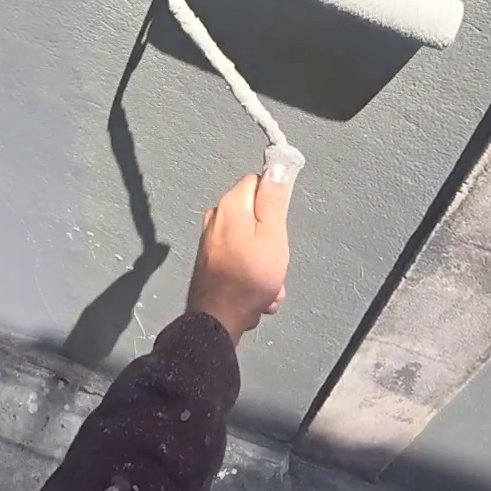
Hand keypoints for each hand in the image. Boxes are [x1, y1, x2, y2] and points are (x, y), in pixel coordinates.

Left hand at [187, 164, 293, 343]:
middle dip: (270, 239)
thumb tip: (276, 169)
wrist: (217, 321)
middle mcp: (217, 217)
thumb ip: (274, 200)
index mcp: (231, 205)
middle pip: (255, 215)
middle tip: (275, 260)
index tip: (281, 222)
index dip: (274, 200)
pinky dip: (250, 274)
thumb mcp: (272, 235)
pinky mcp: (210, 260)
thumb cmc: (248, 279)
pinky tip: (256, 295)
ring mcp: (211, 239)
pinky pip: (239, 259)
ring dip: (264, 263)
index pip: (258, 182)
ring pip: (250, 241)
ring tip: (267, 284)